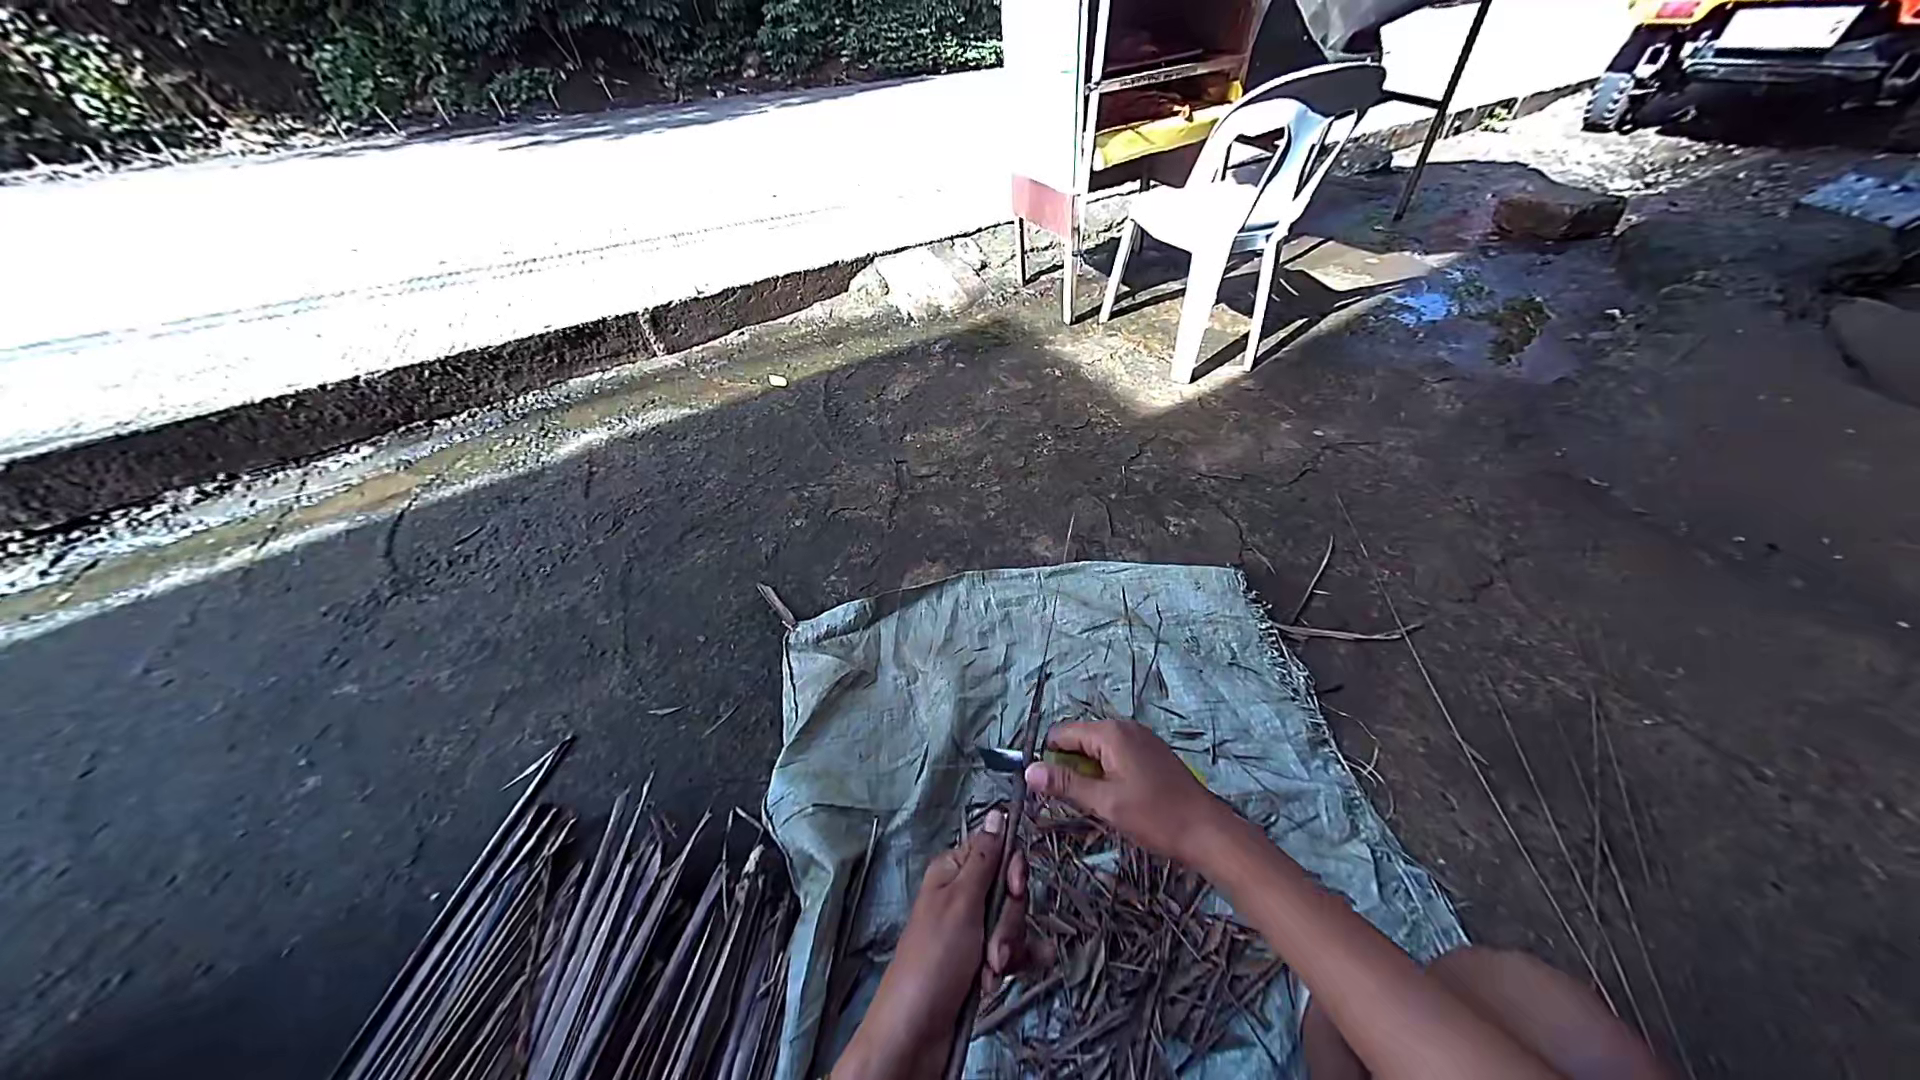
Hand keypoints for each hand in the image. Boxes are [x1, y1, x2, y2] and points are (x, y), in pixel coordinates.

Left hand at [832, 809, 1030, 1079]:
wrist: (916, 1034)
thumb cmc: (932, 962)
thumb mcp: (960, 902)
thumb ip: (984, 858)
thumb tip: (997, 814)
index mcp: (953, 871)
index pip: (998, 850)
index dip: (1012, 869)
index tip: (1014, 888)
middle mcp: (964, 894)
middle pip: (1010, 888)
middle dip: (1009, 919)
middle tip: (992, 946)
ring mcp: (974, 928)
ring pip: (1014, 920)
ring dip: (1011, 946)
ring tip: (990, 971)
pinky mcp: (983, 959)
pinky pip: (1015, 948)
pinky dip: (1019, 961)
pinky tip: (1019, 971)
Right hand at [1023, 717, 1232, 863]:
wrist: (1208, 832)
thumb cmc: (1155, 817)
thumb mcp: (1105, 803)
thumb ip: (1064, 784)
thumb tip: (1028, 771)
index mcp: (1110, 733)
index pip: (1061, 734)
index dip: (1048, 758)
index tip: (1047, 787)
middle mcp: (1124, 727)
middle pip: (1079, 740)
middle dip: (1070, 767)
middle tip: (1076, 801)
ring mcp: (1140, 738)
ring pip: (1097, 750)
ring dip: (1089, 773)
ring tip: (1099, 803)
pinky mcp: (1151, 753)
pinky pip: (1116, 755)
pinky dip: (1108, 773)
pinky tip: (1118, 798)